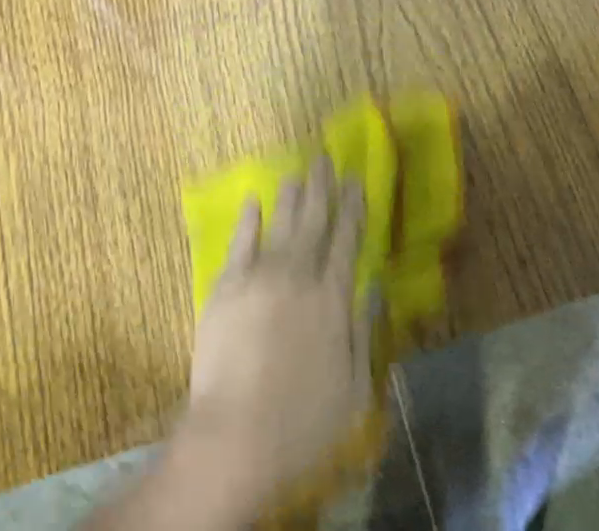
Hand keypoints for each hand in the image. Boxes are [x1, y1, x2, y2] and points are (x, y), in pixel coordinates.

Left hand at [180, 157, 372, 508]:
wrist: (236, 437)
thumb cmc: (304, 422)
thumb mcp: (354, 387)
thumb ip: (362, 333)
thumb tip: (374, 290)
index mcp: (334, 300)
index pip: (348, 241)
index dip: (353, 208)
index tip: (357, 181)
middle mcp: (299, 278)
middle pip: (314, 222)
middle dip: (323, 189)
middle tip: (327, 160)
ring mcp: (258, 279)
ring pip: (279, 224)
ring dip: (290, 196)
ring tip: (298, 173)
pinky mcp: (224, 290)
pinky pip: (239, 244)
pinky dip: (248, 221)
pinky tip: (253, 202)